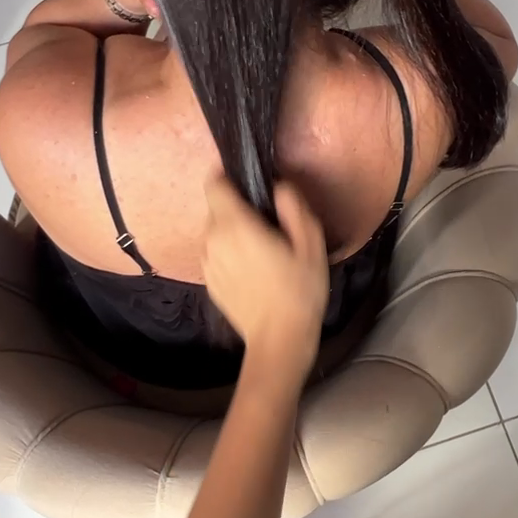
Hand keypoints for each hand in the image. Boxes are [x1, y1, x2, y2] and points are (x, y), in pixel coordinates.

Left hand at [201, 177, 328, 366]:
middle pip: (216, 208)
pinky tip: (252, 270)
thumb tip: (280, 186)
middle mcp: (213, 240)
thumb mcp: (310, 244)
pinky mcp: (208, 280)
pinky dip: (229, 252)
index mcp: (235, 226)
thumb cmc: (299, 291)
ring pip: (215, 231)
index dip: (229, 177)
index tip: (250, 185)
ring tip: (262, 249)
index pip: (214, 184)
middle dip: (238, 208)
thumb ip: (293, 207)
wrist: (279, 340)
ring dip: (232, 231)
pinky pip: (215, 252)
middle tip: (268, 224)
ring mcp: (207, 262)